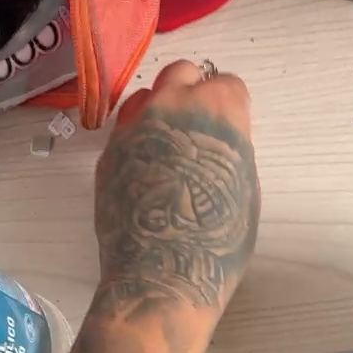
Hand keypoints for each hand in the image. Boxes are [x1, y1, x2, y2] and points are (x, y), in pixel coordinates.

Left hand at [93, 60, 259, 314]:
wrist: (161, 276)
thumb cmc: (216, 243)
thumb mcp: (245, 193)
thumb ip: (234, 153)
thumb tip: (222, 145)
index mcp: (218, 109)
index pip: (229, 85)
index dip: (232, 110)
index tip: (230, 132)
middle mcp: (171, 104)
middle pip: (182, 75)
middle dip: (192, 94)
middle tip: (197, 129)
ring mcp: (133, 126)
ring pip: (146, 98)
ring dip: (159, 113)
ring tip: (167, 150)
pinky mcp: (107, 155)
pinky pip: (124, 132)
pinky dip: (136, 142)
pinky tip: (144, 173)